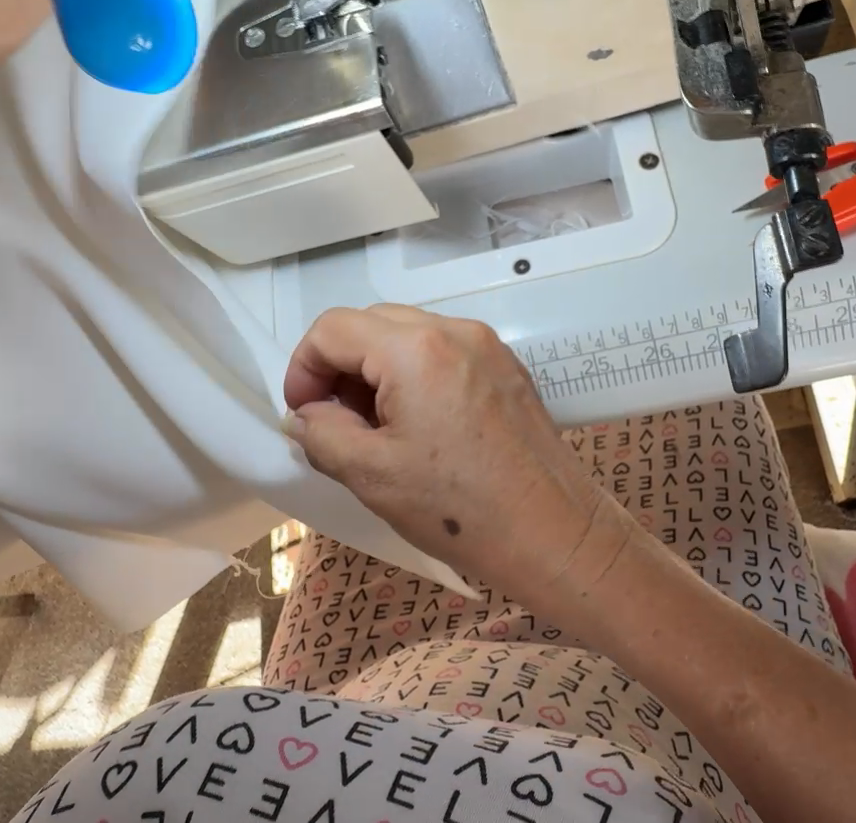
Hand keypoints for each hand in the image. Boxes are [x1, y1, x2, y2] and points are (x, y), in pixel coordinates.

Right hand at [282, 306, 637, 597]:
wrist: (552, 532)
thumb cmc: (457, 509)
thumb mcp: (370, 474)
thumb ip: (321, 432)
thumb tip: (305, 414)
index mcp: (415, 349)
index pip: (332, 329)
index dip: (303, 369)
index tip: (304, 415)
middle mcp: (454, 329)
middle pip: (370, 324)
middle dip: (340, 367)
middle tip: (337, 423)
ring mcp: (487, 344)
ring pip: (407, 334)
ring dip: (377, 370)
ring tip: (378, 428)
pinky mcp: (506, 366)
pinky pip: (443, 351)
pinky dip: (415, 374)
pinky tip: (420, 425)